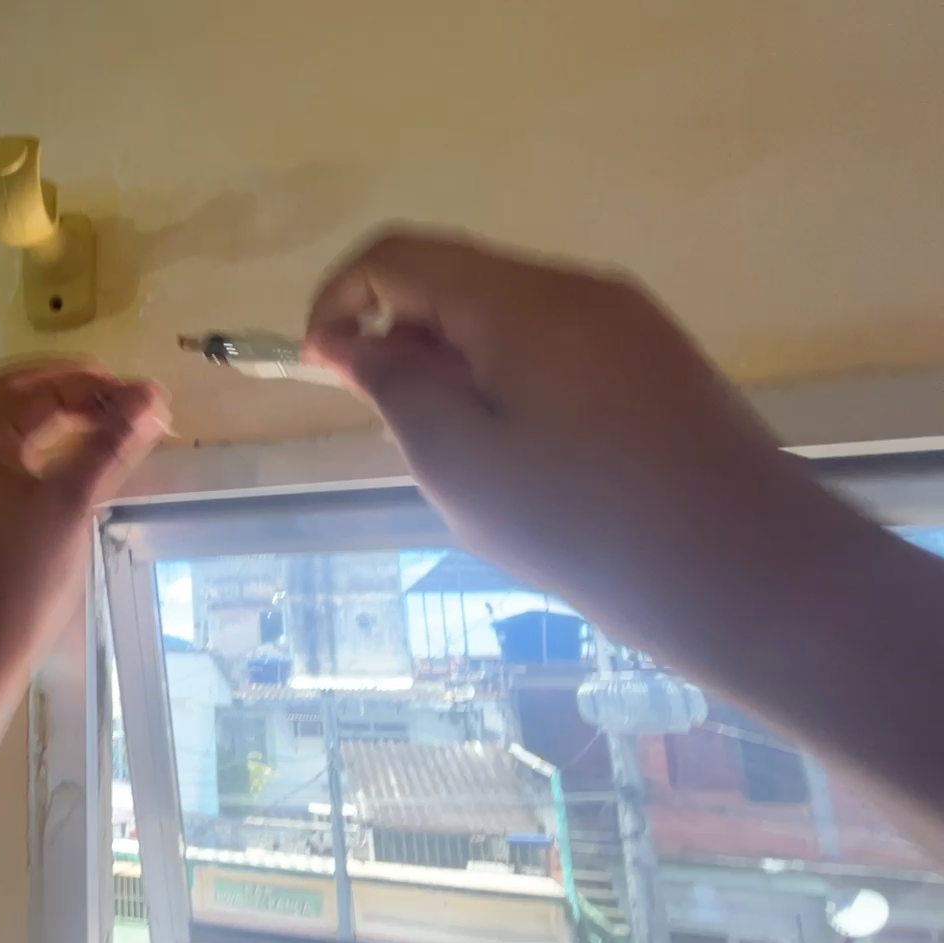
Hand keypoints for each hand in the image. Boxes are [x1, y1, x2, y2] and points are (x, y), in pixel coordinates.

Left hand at [0, 360, 167, 661]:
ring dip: (55, 410)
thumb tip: (149, 396)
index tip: (146, 397)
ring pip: (10, 425)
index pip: (39, 392)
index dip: (95, 387)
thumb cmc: (22, 574)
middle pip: (14, 394)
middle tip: (116, 389)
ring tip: (104, 414)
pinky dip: (45, 442)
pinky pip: (12, 456)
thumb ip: (109, 446)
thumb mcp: (70, 503)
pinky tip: (75, 455)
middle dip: (67, 384)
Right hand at [302, 226, 847, 635]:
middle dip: (388, 333)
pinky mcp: (638, 355)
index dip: (338, 299)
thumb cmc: (570, 514)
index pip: (397, 256)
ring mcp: (616, 319)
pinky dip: (485, 370)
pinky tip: (499, 440)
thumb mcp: (450, 452)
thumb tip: (347, 338)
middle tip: (383, 416)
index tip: (320, 365)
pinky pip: (534, 338)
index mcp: (520, 302)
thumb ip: (389, 381)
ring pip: (488, 310)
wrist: (737, 571)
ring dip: (436, 357)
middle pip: (445, 277)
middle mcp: (572, 289)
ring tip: (442, 441)